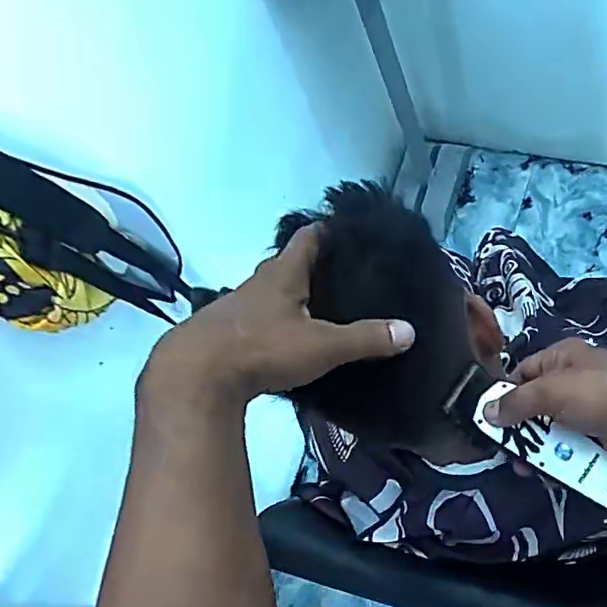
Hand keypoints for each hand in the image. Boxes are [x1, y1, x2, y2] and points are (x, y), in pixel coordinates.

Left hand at [140, 223, 413, 405]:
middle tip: (348, 275)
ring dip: (298, 297)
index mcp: (284, 275)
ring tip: (327, 308)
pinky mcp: (229, 333)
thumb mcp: (323, 345)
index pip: (309, 238)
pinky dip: (282, 322)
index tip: (353, 233)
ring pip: (276, 294)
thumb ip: (366, 338)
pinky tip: (295, 339)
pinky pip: (264, 319)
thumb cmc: (263, 348)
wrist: (197, 376)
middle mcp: (260, 283)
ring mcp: (240, 308)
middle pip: (291, 265)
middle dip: (318, 267)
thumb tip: (409, 330)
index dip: (331, 230)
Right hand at [487, 338, 606, 464]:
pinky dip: (558, 458)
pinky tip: (548, 473)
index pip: (522, 373)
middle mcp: (572, 380)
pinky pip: (568, 446)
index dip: (505, 394)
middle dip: (519, 428)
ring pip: (550, 430)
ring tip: (525, 468)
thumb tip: (486, 413)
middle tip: (505, 449)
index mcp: (561, 357)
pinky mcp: (595, 434)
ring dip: (537, 449)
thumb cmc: (599, 395)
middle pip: (534, 405)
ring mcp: (585, 409)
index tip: (489, 419)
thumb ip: (517, 402)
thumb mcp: (551, 391)